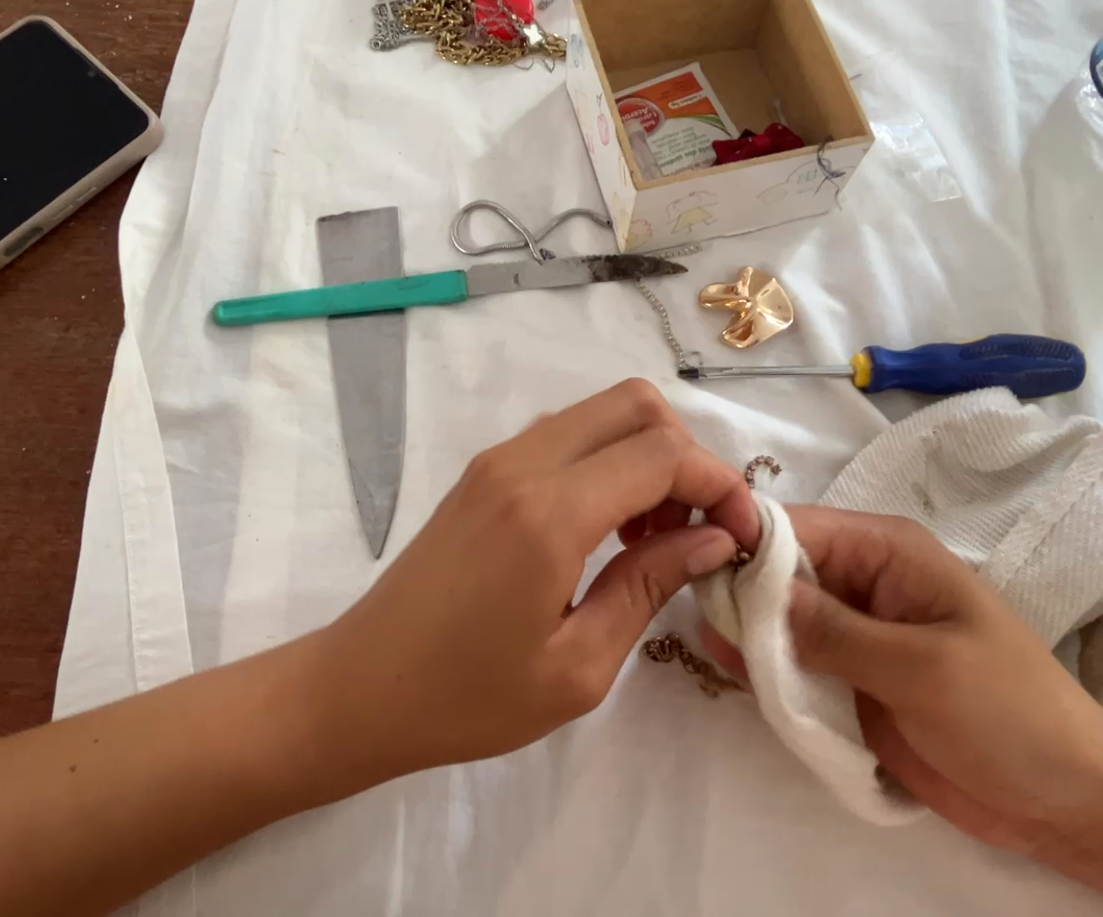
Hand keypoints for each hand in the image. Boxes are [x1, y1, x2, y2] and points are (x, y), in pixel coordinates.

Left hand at [314, 379, 760, 781]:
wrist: (360, 687)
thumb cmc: (468, 698)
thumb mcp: (578, 666)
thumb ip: (650, 586)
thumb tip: (714, 537)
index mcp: (548, 513)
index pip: (663, 453)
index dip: (720, 483)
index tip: (742, 535)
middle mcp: (523, 463)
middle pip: (636, 404)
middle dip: (688, 453)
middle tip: (698, 526)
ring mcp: (497, 459)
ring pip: (601, 412)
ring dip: (647, 455)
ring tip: (655, 536)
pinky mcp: (484, 471)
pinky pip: (567, 435)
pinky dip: (609, 460)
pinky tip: (608, 528)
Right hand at [703, 506, 1102, 858]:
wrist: (1066, 802)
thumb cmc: (1010, 714)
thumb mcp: (922, 667)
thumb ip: (833, 631)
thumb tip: (747, 592)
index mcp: (886, 552)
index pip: (797, 528)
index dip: (745, 542)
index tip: (696, 570)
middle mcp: (861, 582)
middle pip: (778, 571)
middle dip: (738, 591)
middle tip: (694, 618)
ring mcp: (851, 633)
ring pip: (776, 618)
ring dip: (747, 634)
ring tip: (708, 650)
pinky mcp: (845, 679)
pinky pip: (790, 662)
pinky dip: (763, 669)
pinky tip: (730, 673)